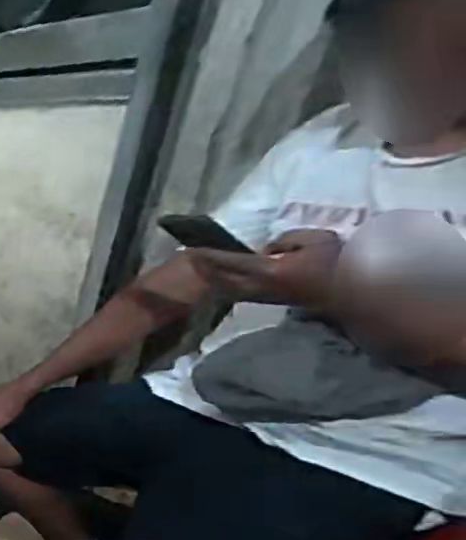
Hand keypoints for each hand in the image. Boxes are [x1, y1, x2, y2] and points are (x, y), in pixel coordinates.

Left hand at [188, 228, 343, 307]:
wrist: (349, 287)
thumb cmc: (337, 260)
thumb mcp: (316, 239)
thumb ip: (286, 239)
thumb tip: (264, 249)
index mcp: (266, 270)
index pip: (229, 261)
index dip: (209, 255)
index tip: (193, 249)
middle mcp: (254, 286)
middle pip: (217, 277)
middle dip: (202, 267)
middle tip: (189, 256)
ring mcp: (256, 295)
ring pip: (222, 286)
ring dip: (210, 276)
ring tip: (199, 265)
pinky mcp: (261, 300)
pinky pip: (232, 290)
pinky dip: (222, 282)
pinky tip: (218, 275)